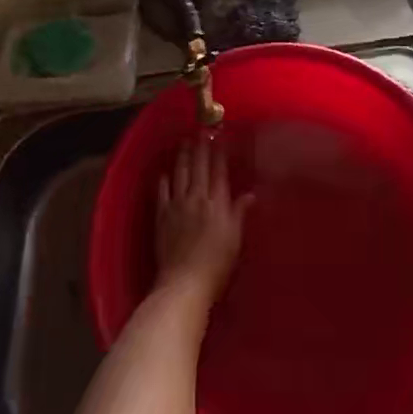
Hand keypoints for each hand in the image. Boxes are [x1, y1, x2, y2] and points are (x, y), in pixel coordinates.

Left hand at [155, 137, 251, 306]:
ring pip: (180, 174)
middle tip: (201, 130)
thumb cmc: (216, 265)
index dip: (219, 152)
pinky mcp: (161, 217)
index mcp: (217, 202)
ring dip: (182, 157)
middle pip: (199, 167)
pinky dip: (163, 180)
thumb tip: (251, 194)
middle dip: (201, 147)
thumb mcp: (235, 239)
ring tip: (184, 142)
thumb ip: (240, 213)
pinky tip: (164, 172)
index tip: (220, 136)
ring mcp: (176, 206)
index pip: (219, 170)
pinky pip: (161, 192)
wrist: (184, 283)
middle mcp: (196, 198)